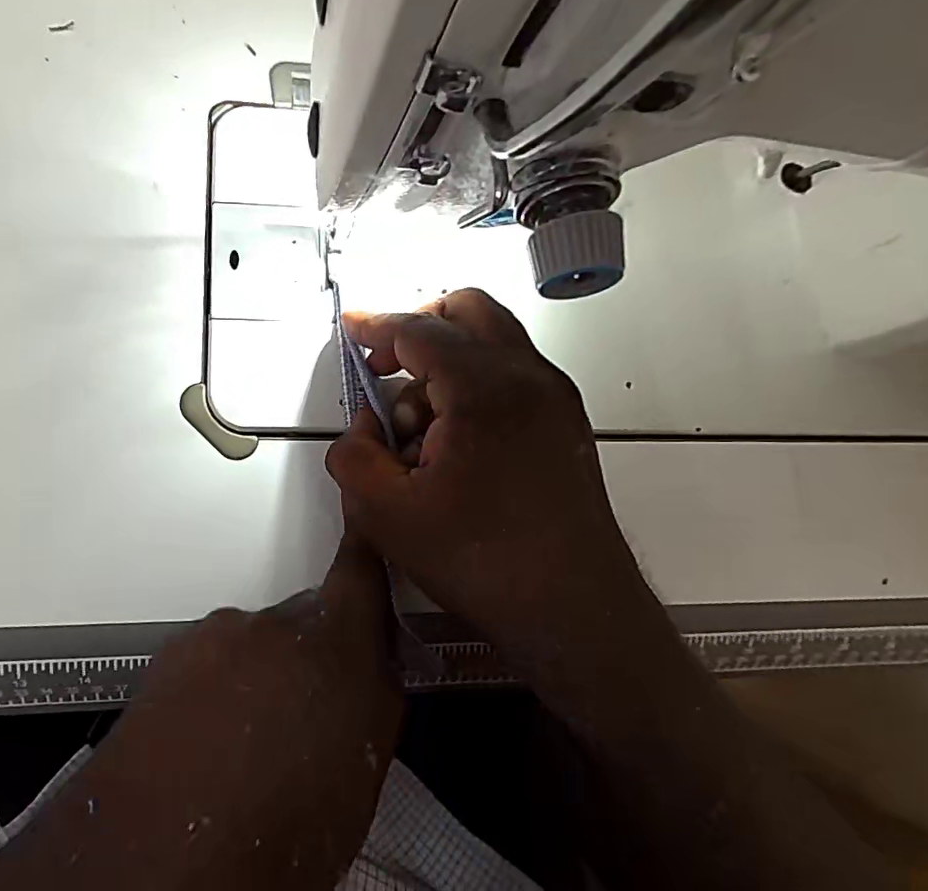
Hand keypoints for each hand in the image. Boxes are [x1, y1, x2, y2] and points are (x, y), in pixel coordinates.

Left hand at [0, 536, 401, 890]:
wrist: (159, 849)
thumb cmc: (280, 832)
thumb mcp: (356, 779)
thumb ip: (366, 707)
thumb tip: (369, 677)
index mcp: (334, 651)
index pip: (358, 576)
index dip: (364, 553)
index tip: (365, 529)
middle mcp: (273, 627)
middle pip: (304, 623)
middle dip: (311, 657)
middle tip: (304, 718)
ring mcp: (217, 634)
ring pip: (255, 644)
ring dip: (261, 675)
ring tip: (248, 740)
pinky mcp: (173, 650)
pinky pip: (212, 658)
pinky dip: (218, 685)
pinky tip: (207, 736)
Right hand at [325, 288, 660, 678]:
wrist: (575, 615)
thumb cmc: (485, 565)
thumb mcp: (386, 514)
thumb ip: (353, 455)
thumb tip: (362, 429)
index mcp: (486, 392)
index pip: (420, 331)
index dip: (376, 326)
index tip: (352, 328)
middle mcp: (529, 381)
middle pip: (469, 311)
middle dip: (417, 327)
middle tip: (384, 362)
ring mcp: (554, 400)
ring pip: (490, 340)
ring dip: (443, 359)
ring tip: (414, 422)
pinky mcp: (563, 424)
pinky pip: (508, 373)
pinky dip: (470, 381)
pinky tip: (446, 439)